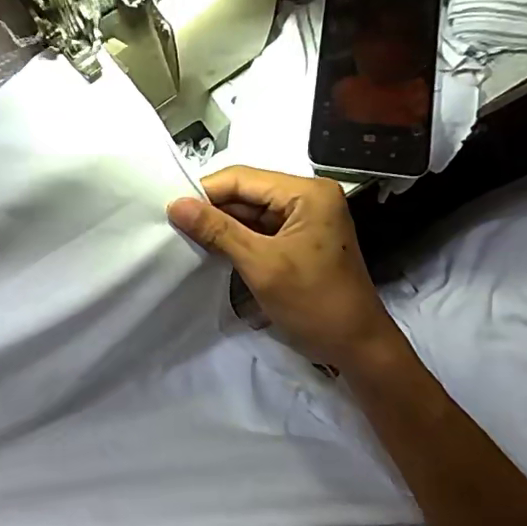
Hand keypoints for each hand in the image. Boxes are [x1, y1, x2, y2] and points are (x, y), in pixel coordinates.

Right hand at [168, 166, 402, 369]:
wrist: (357, 347)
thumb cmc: (314, 303)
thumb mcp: (261, 264)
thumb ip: (217, 230)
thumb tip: (175, 205)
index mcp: (307, 193)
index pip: (243, 178)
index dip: (205, 191)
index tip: (169, 208)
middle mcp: (307, 197)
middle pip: (246, 192)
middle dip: (211, 208)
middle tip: (172, 224)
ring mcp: (304, 218)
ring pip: (250, 211)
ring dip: (221, 224)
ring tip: (184, 235)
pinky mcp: (298, 239)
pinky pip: (259, 229)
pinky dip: (236, 238)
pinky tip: (210, 247)